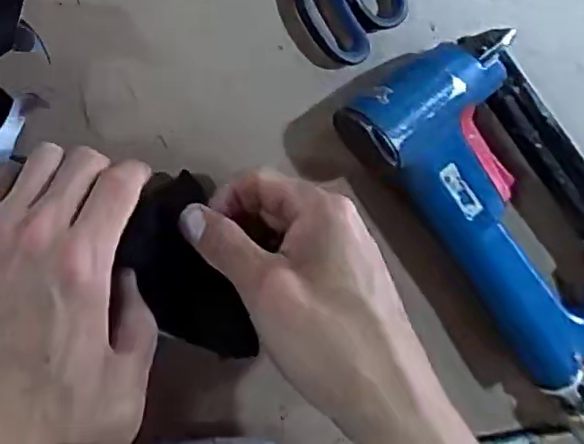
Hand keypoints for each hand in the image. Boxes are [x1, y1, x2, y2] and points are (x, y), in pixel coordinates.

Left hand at [0, 144, 158, 443]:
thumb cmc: (41, 416)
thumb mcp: (121, 391)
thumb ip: (140, 325)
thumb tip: (127, 281)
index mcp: (83, 259)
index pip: (118, 181)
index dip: (138, 173)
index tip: (142, 181)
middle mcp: (40, 228)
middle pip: (80, 158)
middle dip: (103, 168)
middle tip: (106, 193)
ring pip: (39, 159)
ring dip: (61, 170)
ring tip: (65, 196)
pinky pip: (0, 187)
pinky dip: (20, 192)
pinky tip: (23, 223)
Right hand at [181, 169, 476, 443]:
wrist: (394, 405)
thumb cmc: (325, 338)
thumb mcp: (264, 288)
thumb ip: (224, 244)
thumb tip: (189, 212)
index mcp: (321, 206)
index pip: (257, 179)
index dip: (222, 201)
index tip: (201, 238)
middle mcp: (340, 216)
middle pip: (274, 202)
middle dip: (239, 226)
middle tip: (215, 265)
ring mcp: (352, 248)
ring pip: (289, 231)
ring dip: (257, 248)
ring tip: (239, 285)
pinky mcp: (356, 279)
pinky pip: (307, 254)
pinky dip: (281, 266)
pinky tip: (272, 301)